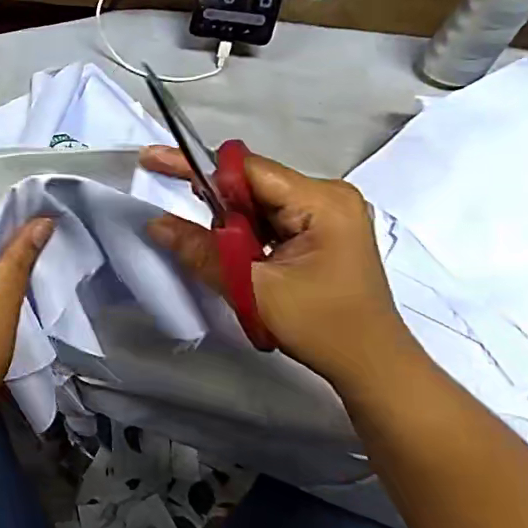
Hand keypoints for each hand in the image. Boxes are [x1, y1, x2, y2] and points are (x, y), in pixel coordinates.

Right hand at [140, 146, 420, 392]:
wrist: (374, 367)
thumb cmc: (323, 328)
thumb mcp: (254, 290)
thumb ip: (203, 251)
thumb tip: (156, 223)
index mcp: (322, 201)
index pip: (247, 169)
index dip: (197, 165)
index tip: (153, 160)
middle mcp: (328, 195)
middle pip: (251, 182)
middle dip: (212, 197)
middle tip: (170, 206)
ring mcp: (328, 211)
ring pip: (257, 200)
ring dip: (228, 219)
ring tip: (215, 248)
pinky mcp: (322, 229)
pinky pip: (270, 215)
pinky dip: (245, 230)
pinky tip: (234, 250)